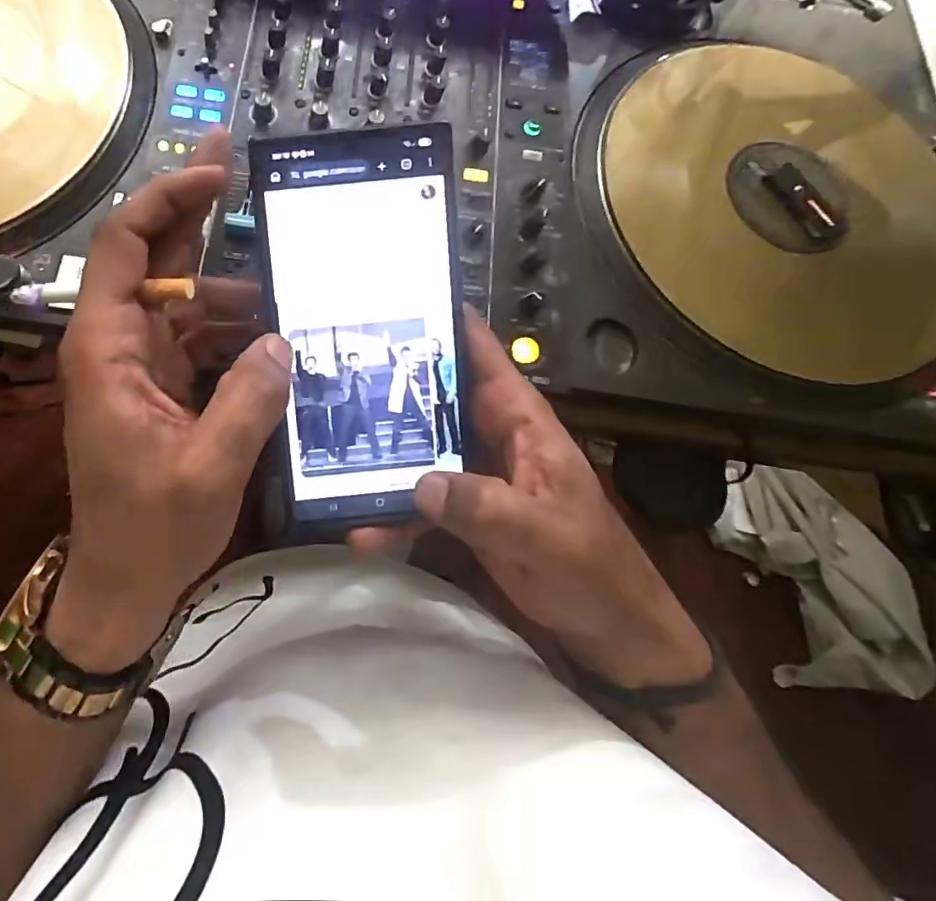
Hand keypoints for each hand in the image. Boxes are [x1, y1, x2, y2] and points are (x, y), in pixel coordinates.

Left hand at [48, 134, 290, 671]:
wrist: (121, 581)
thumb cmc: (149, 530)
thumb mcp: (208, 469)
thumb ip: (248, 399)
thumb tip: (281, 339)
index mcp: (104, 349)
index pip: (123, 247)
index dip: (165, 200)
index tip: (215, 175)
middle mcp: (113, 344)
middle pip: (149, 257)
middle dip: (190, 211)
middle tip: (235, 165)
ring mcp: (135, 364)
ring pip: (178, 298)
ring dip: (226, 284)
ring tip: (290, 277)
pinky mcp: (156, 386)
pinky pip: (192, 337)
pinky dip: (230, 328)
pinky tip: (273, 331)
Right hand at [351, 308, 710, 686]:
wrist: (607, 631)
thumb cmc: (591, 571)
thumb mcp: (543, 536)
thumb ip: (485, 508)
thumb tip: (419, 483)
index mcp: (524, 426)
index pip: (486, 362)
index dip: (450, 330)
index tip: (401, 305)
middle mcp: (493, 441)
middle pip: (437, 400)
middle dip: (392, 386)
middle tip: (338, 371)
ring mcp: (473, 477)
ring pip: (418, 450)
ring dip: (380, 454)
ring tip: (328, 451)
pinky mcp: (461, 511)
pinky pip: (416, 501)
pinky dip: (389, 512)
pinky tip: (360, 530)